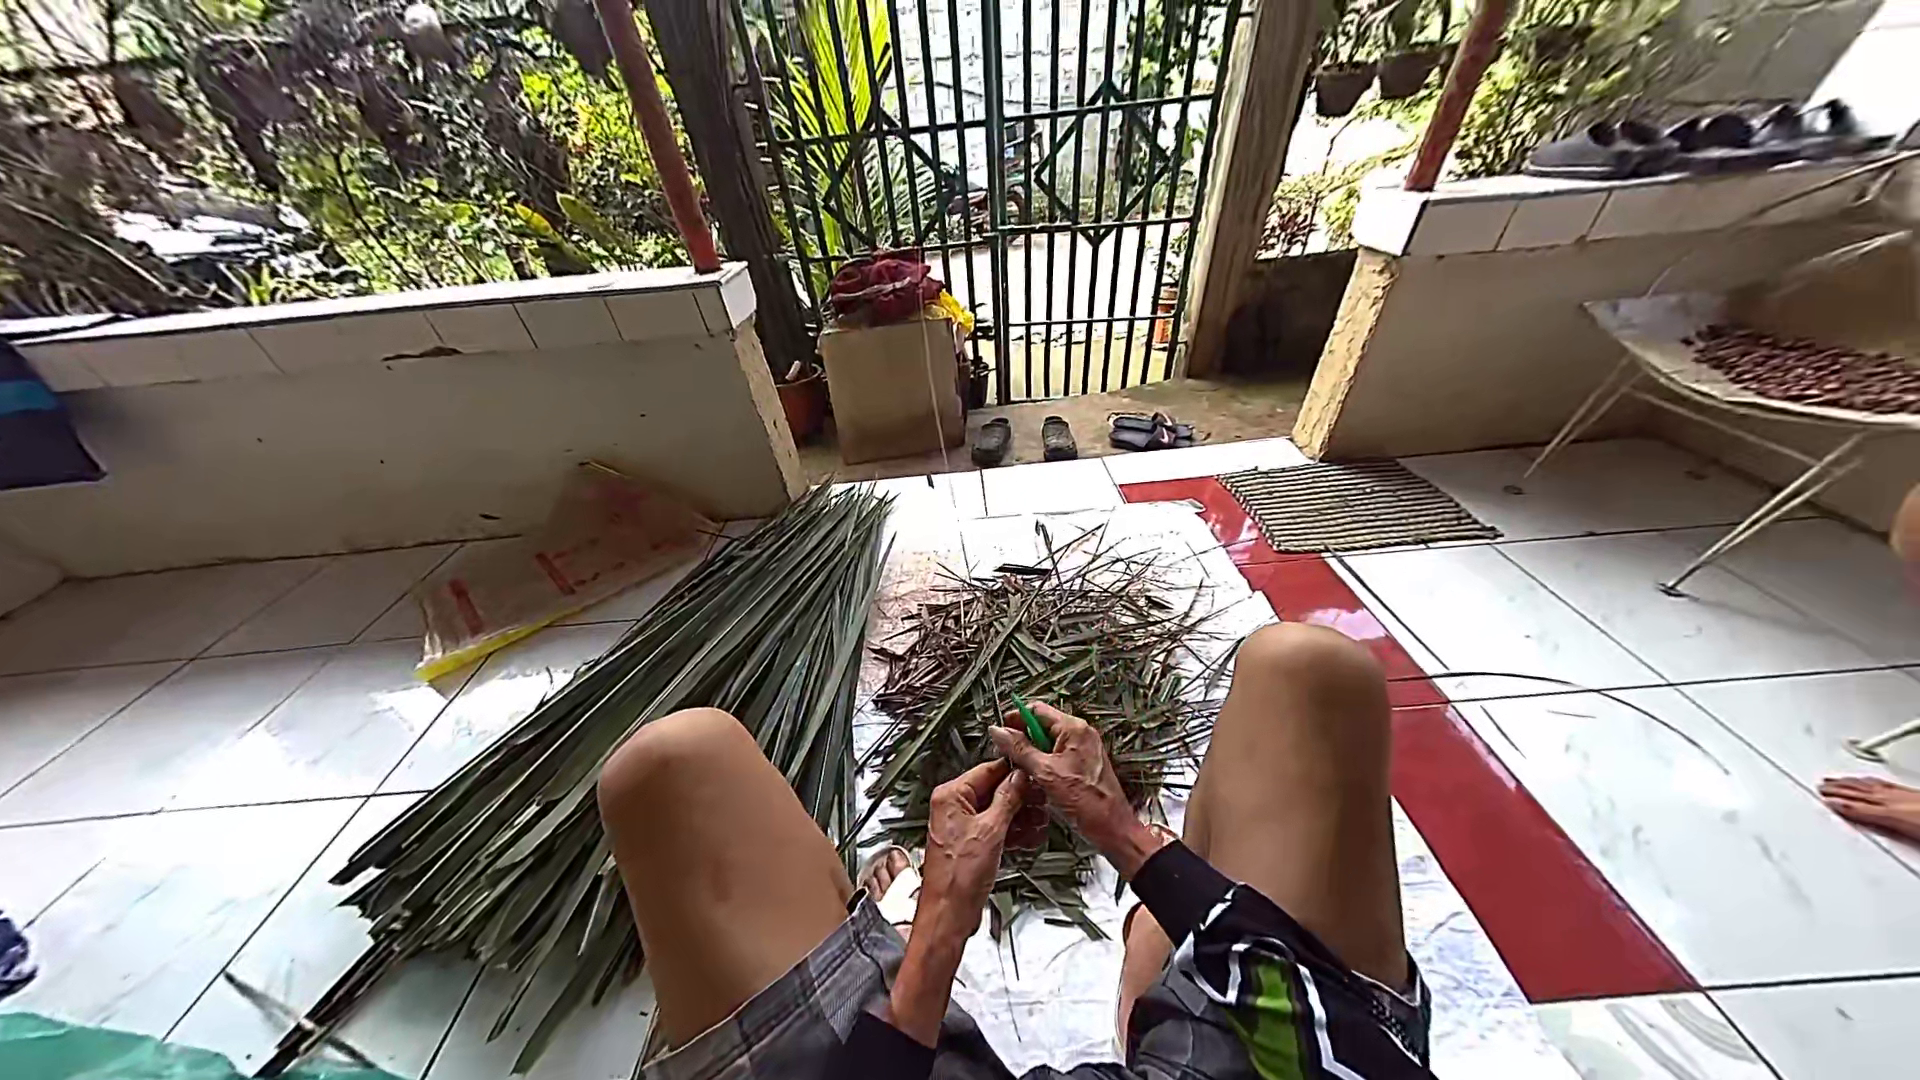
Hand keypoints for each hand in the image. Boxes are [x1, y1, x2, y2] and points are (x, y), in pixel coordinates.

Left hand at [889, 759, 1027, 1047]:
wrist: (949, 916)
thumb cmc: (958, 878)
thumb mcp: (992, 830)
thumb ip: (1008, 799)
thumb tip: (1019, 778)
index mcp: (950, 796)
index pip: (987, 770)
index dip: (1013, 772)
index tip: (1033, 774)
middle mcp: (952, 807)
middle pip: (992, 790)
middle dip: (1019, 796)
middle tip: (1041, 799)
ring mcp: (960, 826)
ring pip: (995, 810)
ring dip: (1018, 815)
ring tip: (1039, 819)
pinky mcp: (968, 843)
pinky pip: (993, 828)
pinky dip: (1010, 831)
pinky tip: (1028, 835)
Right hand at [989, 702, 1168, 877]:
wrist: (1112, 829)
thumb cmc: (1088, 803)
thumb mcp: (1045, 773)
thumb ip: (1019, 749)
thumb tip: (1000, 732)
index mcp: (1074, 728)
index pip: (1036, 709)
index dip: (1015, 719)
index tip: (1001, 731)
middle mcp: (1081, 734)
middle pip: (1041, 724)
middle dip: (1022, 738)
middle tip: (1009, 753)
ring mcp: (1083, 748)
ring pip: (1048, 741)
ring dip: (1032, 753)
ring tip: (1023, 769)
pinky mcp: (1083, 764)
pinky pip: (1057, 754)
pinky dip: (1043, 763)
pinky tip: (1038, 779)